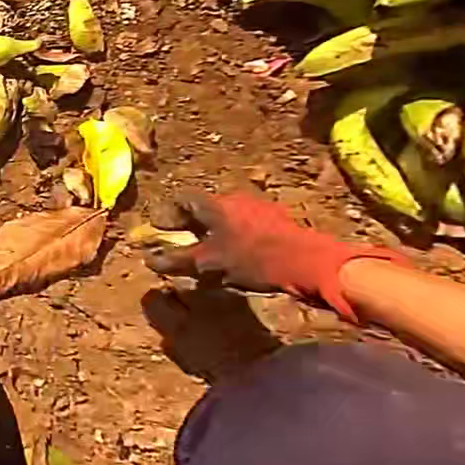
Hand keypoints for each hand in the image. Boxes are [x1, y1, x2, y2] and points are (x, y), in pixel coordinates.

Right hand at [143, 192, 406, 321]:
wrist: (316, 265)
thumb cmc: (254, 259)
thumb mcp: (208, 263)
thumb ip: (175, 260)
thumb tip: (148, 260)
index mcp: (214, 203)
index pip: (181, 201)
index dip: (167, 216)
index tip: (162, 232)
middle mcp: (235, 200)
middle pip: (204, 210)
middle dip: (191, 228)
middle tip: (186, 247)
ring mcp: (261, 210)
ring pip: (227, 220)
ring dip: (216, 236)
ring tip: (214, 258)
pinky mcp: (281, 224)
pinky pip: (248, 228)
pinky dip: (237, 241)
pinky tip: (242, 261)